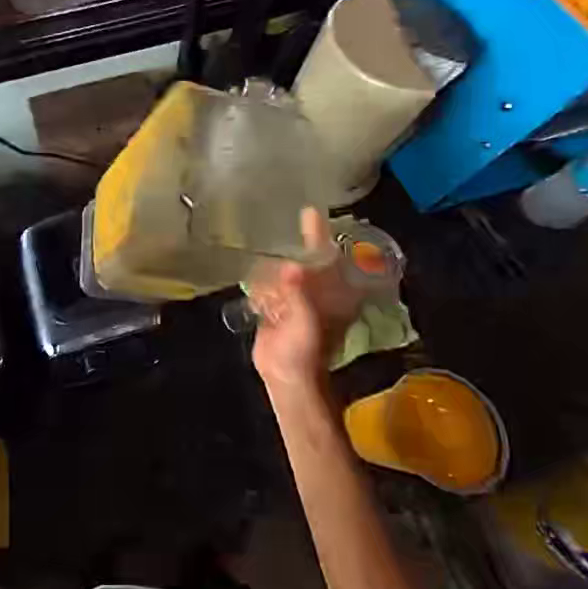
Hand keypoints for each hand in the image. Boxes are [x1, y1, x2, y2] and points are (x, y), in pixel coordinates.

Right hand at [249, 208, 358, 391]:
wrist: (285, 377)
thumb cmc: (304, 351)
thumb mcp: (306, 322)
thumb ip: (298, 294)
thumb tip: (289, 268)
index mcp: (329, 293)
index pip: (324, 256)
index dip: (318, 234)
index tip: (309, 211)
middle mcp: (314, 291)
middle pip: (302, 259)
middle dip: (294, 248)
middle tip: (285, 229)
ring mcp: (294, 298)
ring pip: (281, 271)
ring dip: (273, 270)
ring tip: (268, 266)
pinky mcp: (275, 306)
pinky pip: (265, 286)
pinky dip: (260, 285)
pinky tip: (258, 290)